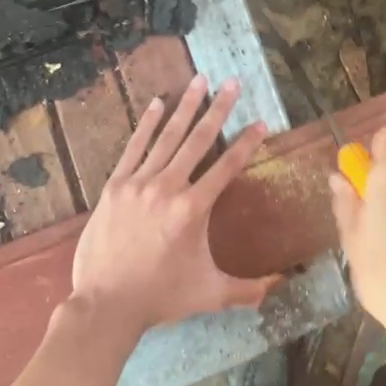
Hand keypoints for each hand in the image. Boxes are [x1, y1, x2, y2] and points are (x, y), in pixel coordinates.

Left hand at [69, 75, 278, 337]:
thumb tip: (280, 289)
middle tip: (233, 83)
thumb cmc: (160, 298)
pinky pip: (134, 147)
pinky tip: (158, 103)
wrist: (105, 304)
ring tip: (200, 80)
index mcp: (193, 210)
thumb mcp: (209, 293)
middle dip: (219, 109)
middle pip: (198, 140)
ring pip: (168, 137)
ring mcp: (139, 184)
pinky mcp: (115, 187)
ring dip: (186, 107)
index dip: (247, 143)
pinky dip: (148, 124)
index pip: (227, 167)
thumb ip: (247, 290)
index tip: (260, 122)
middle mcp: (168, 188)